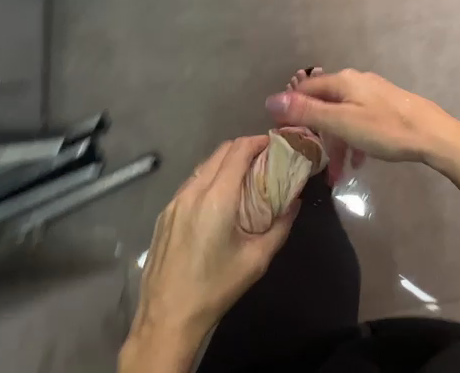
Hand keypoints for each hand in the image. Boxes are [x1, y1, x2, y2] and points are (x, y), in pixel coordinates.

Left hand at [122, 137, 297, 372]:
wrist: (167, 317)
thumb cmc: (216, 289)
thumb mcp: (256, 261)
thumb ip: (280, 226)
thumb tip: (294, 202)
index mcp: (216, 198)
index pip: (238, 151)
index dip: (258, 141)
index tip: (275, 144)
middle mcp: (193, 191)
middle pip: (221, 152)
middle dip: (244, 149)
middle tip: (264, 159)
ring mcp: (174, 201)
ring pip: (203, 166)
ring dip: (225, 163)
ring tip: (244, 177)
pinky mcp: (165, 214)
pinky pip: (191, 184)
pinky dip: (209, 179)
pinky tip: (218, 199)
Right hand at [265, 69, 459, 168]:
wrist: (433, 135)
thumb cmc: (385, 129)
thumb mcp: (342, 123)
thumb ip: (307, 112)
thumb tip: (271, 100)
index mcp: (343, 81)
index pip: (306, 88)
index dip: (292, 110)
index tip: (285, 136)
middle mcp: (355, 81)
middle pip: (325, 104)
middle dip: (317, 134)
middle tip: (313, 163)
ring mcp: (372, 93)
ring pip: (343, 116)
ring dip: (336, 143)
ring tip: (335, 174)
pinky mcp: (386, 107)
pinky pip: (359, 122)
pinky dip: (353, 141)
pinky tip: (357, 162)